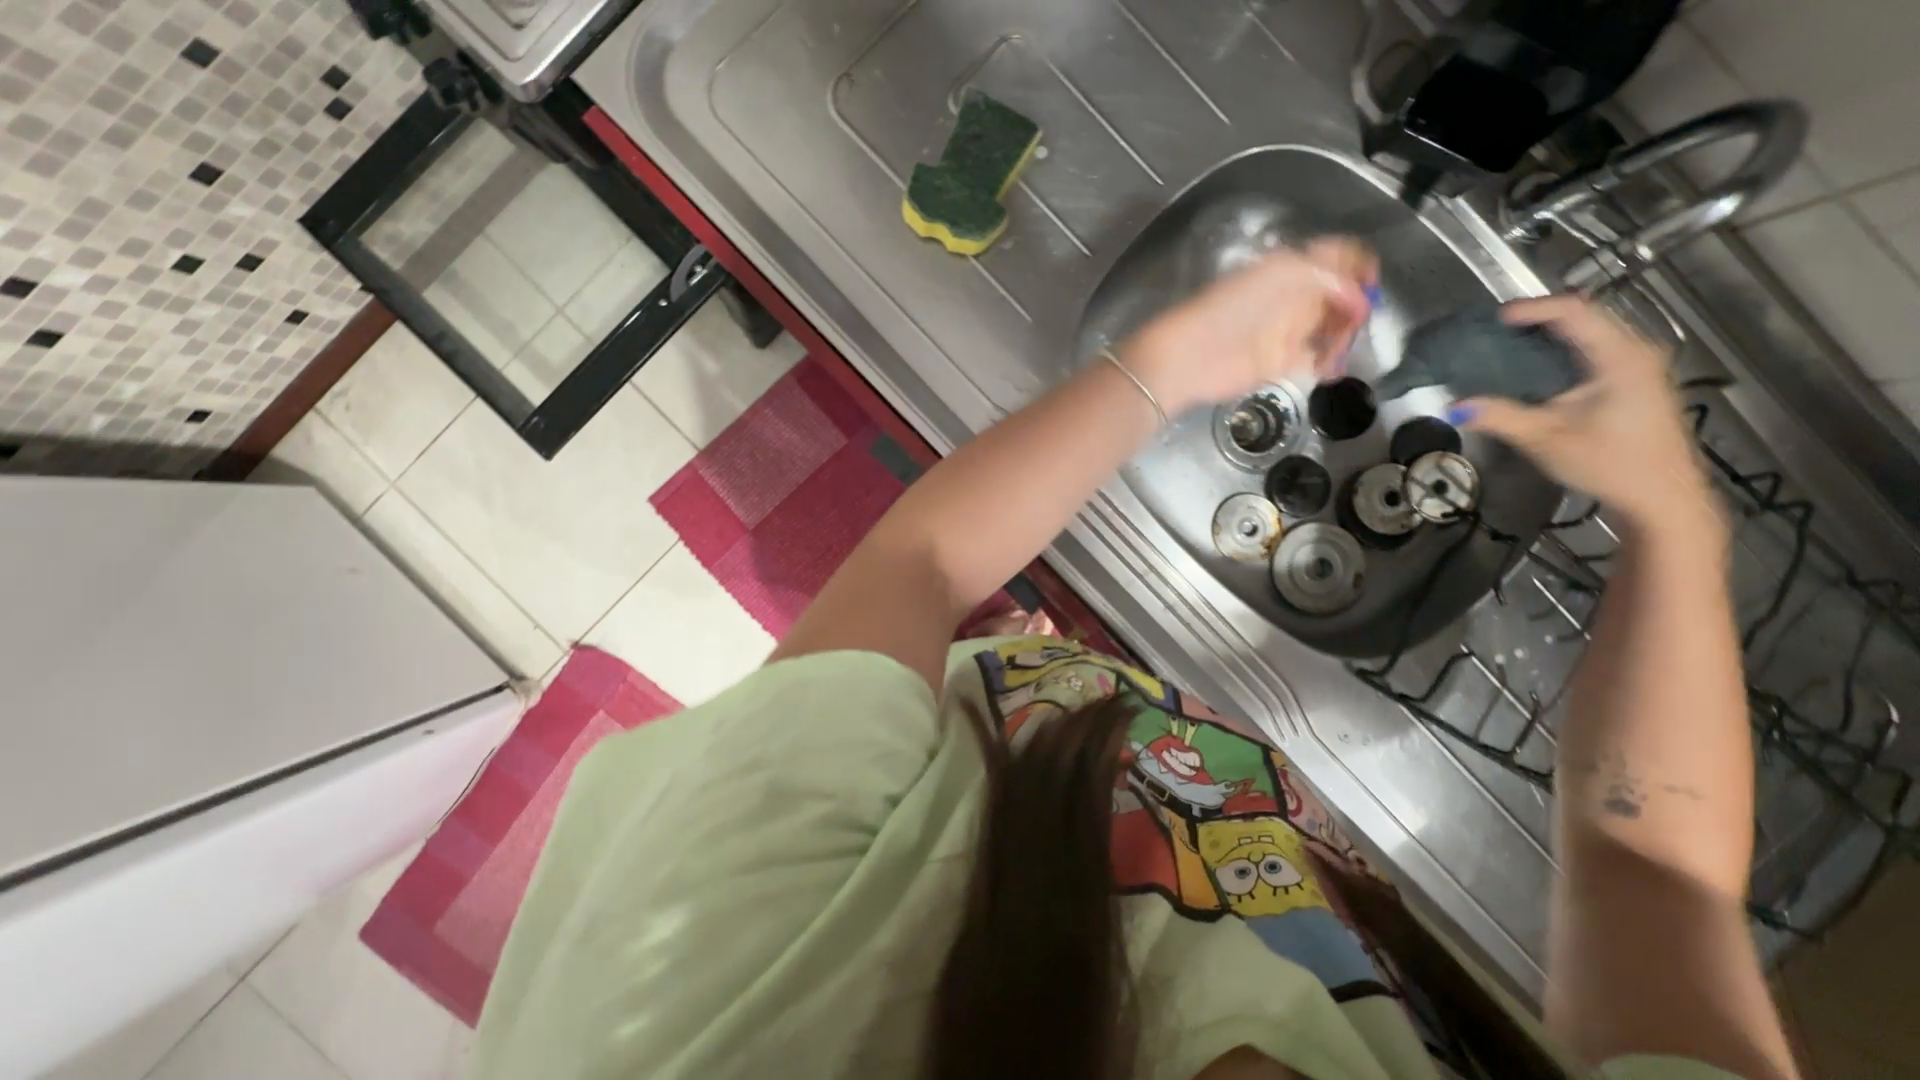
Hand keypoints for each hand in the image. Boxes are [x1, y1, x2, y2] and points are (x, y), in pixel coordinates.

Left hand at [1120, 237, 1377, 411]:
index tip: (1371, 283)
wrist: (1191, 356)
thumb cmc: (1231, 309)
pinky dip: (1329, 364)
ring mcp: (1287, 330)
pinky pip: (1315, 361)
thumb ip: (1327, 277)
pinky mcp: (1280, 362)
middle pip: (1341, 296)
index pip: (1336, 258)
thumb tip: (1358, 296)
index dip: (1359, 266)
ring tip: (1337, 349)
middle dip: (1354, 307)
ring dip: (1344, 337)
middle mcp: (1292, 297)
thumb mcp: (1282, 276)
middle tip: (1353, 323)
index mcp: (1291, 268)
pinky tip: (1330, 368)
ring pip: (1332, 328)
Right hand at [1456, 296, 1717, 530]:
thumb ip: (1500, 417)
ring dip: (1553, 334)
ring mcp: (1641, 367)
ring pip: (1593, 332)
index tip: (1496, 318)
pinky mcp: (1638, 382)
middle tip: (1499, 329)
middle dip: (1540, 318)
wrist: (1662, 499)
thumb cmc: (1611, 465)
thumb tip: (1456, 406)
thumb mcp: (1547, 439)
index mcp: (1620, 357)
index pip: (1574, 312)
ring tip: (1513, 343)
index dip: (1533, 309)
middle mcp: (1636, 353)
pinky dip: (1566, 349)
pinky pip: (1598, 349)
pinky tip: (1540, 366)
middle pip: (1585, 316)